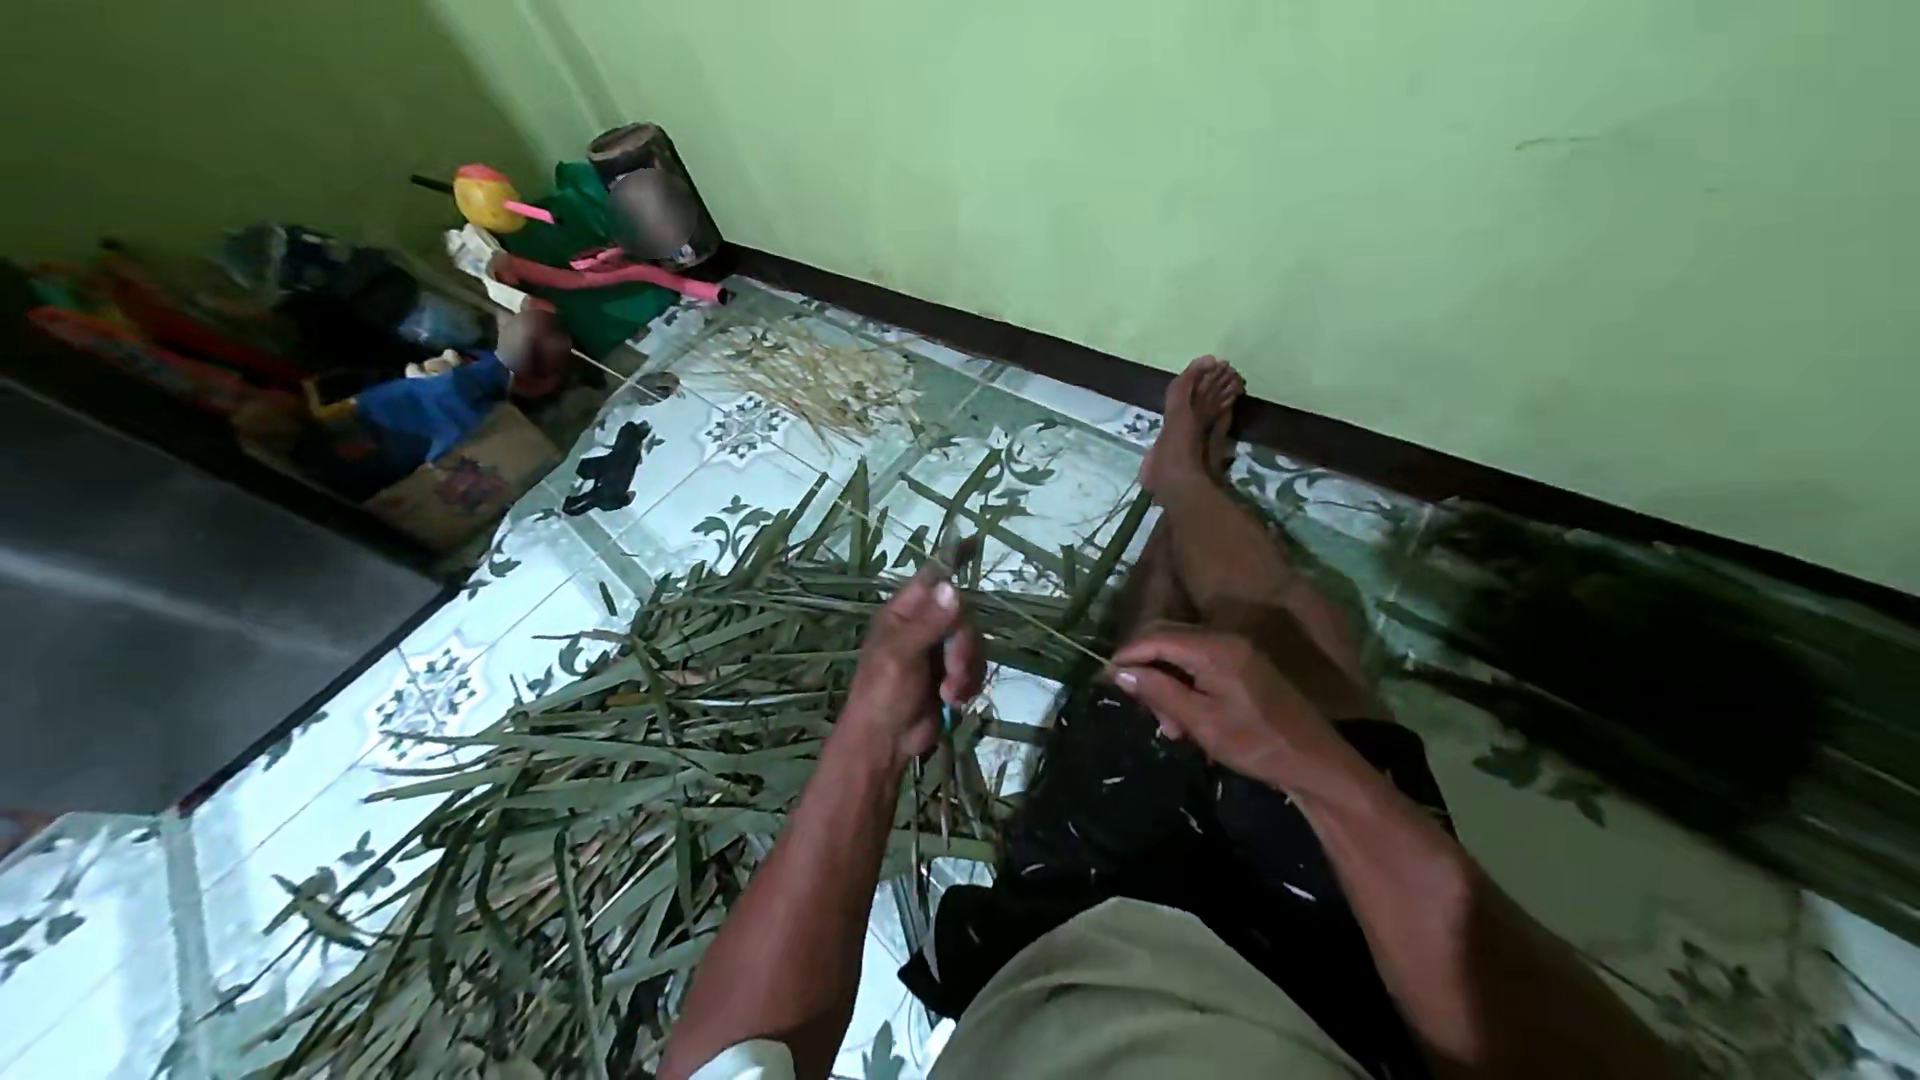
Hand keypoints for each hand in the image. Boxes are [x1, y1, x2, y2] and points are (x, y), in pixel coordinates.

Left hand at [840, 570, 984, 768]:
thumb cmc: (881, 694)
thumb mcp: (901, 656)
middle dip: (963, 646)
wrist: (886, 743)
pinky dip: (969, 684)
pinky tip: (954, 700)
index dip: (952, 561)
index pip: (931, 578)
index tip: (975, 542)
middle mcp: (923, 626)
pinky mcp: (952, 674)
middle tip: (952, 671)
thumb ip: (929, 623)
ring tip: (949, 693)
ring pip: (973, 643)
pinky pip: (976, 666)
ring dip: (966, 670)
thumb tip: (953, 587)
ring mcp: (939, 650)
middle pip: (962, 616)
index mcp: (903, 613)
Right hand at [1109, 622, 1354, 792]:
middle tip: (1140, 707)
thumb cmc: (1256, 744)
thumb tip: (1119, 671)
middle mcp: (1223, 638)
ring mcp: (1235, 648)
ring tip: (1169, 725)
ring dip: (1165, 681)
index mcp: (1214, 648)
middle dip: (1145, 668)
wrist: (1316, 762)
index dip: (1126, 655)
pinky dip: (1184, 683)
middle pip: (1166, 637)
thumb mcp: (1200, 721)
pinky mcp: (1242, 663)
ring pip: (1180, 651)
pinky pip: (1198, 661)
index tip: (1106, 679)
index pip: (1154, 636)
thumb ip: (1159, 690)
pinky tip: (1186, 717)